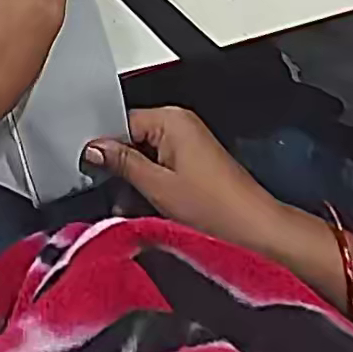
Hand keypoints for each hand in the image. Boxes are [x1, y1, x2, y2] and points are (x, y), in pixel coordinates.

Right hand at [84, 107, 289, 253]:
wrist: (259, 232)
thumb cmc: (218, 209)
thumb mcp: (158, 186)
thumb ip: (121, 162)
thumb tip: (94, 148)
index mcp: (170, 118)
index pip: (120, 122)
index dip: (105, 147)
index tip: (93, 168)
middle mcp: (179, 122)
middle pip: (132, 136)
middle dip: (121, 164)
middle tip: (115, 190)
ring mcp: (188, 139)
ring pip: (145, 151)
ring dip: (137, 176)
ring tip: (135, 202)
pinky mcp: (193, 157)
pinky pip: (160, 161)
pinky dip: (152, 179)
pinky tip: (149, 201)